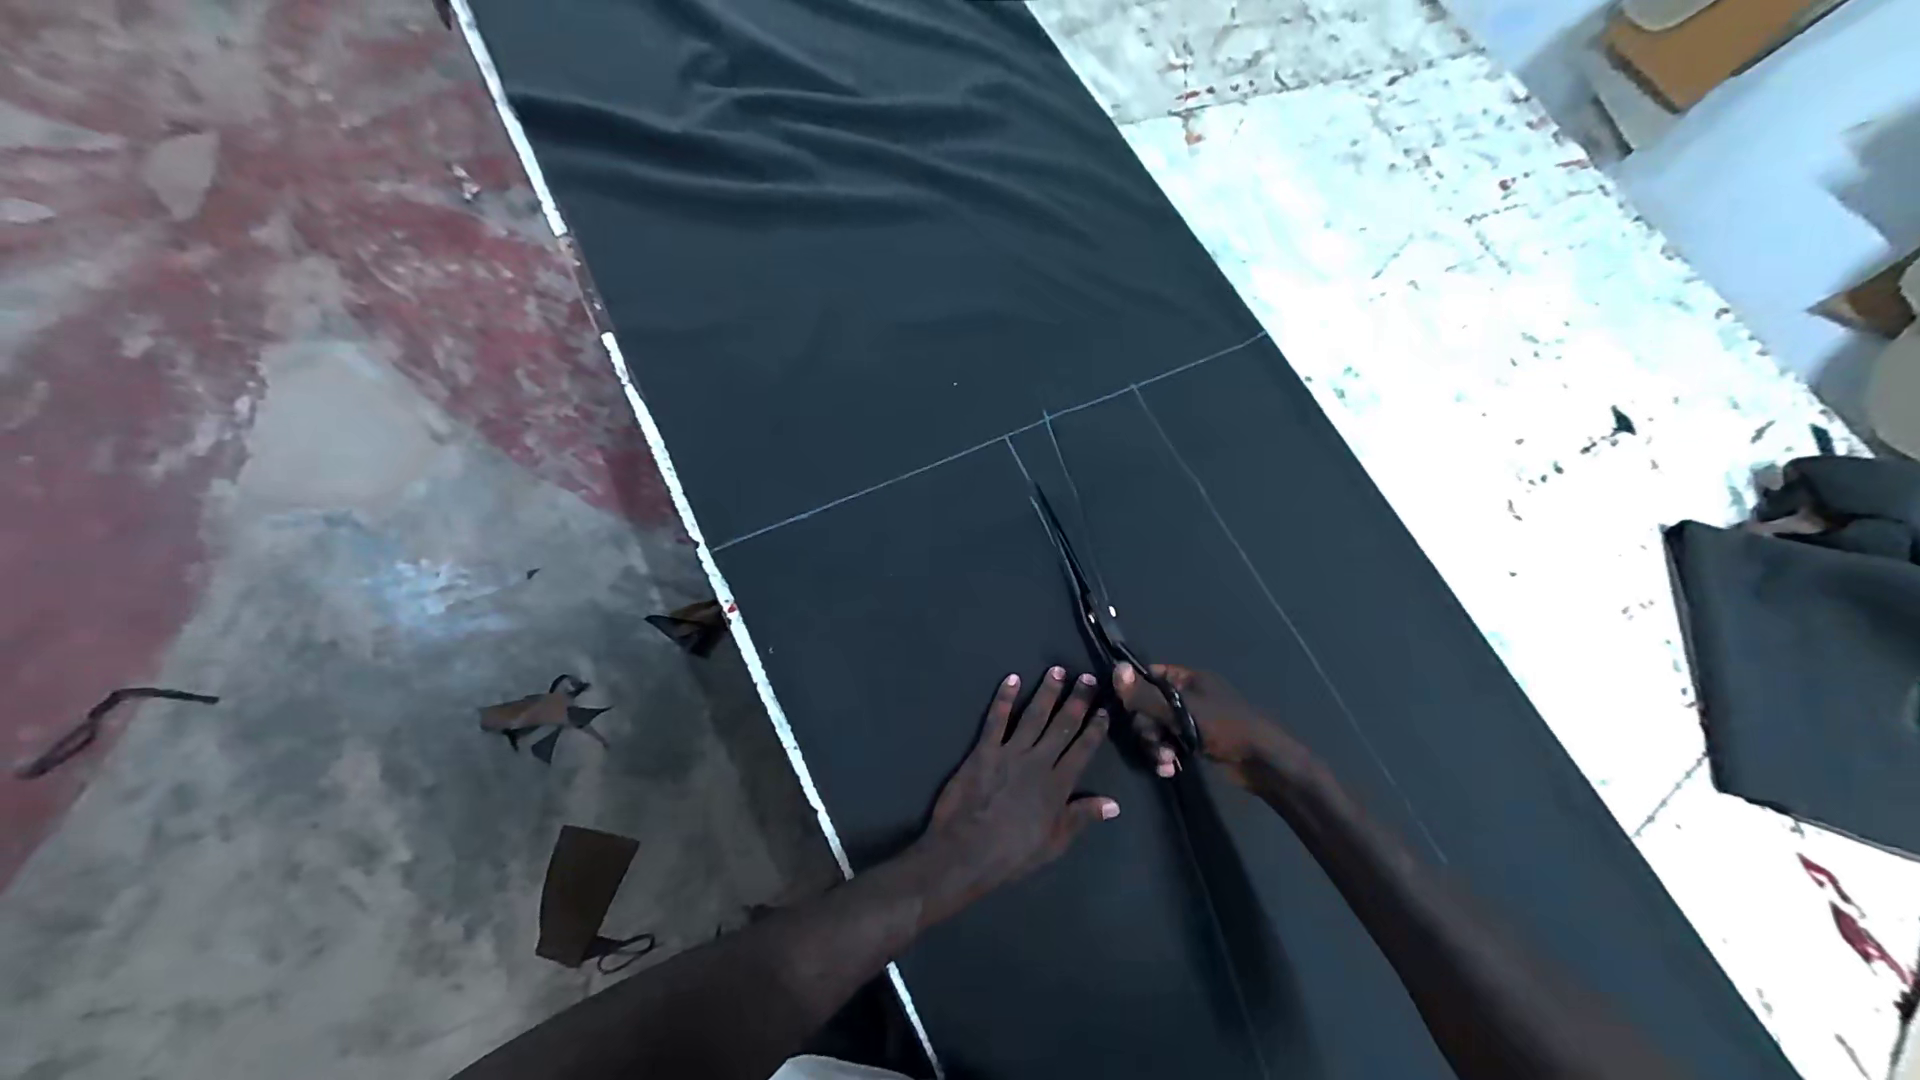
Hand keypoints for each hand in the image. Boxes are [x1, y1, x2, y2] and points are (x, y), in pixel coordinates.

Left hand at [911, 667, 1118, 921]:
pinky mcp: (983, 750)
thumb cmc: (1011, 854)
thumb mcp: (1053, 844)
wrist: (965, 853)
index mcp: (1057, 786)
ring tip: (1057, 670)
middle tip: (1088, 678)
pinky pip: (996, 719)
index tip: (1104, 709)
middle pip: (1061, 725)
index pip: (1082, 750)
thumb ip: (1081, 818)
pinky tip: (1012, 679)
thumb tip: (1113, 804)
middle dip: (1077, 700)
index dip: (1095, 728)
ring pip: (1033, 715)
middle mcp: (1038, 762)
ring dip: (1047, 691)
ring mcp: (1010, 753)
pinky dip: (1004, 698)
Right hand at [1113, 662, 1310, 789]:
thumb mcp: (1182, 710)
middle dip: (1147, 727)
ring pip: (1157, 728)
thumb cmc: (1226, 726)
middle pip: (1148, 706)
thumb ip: (1146, 694)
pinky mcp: (1195, 742)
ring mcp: (1191, 720)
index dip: (1133, 690)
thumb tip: (1116, 670)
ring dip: (1155, 746)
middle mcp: (1187, 696)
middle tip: (1154, 741)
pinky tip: (1170, 769)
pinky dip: (1166, 756)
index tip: (1125, 708)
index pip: (1148, 675)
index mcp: (1187, 678)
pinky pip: (1169, 744)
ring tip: (1165, 760)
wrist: (1264, 762)